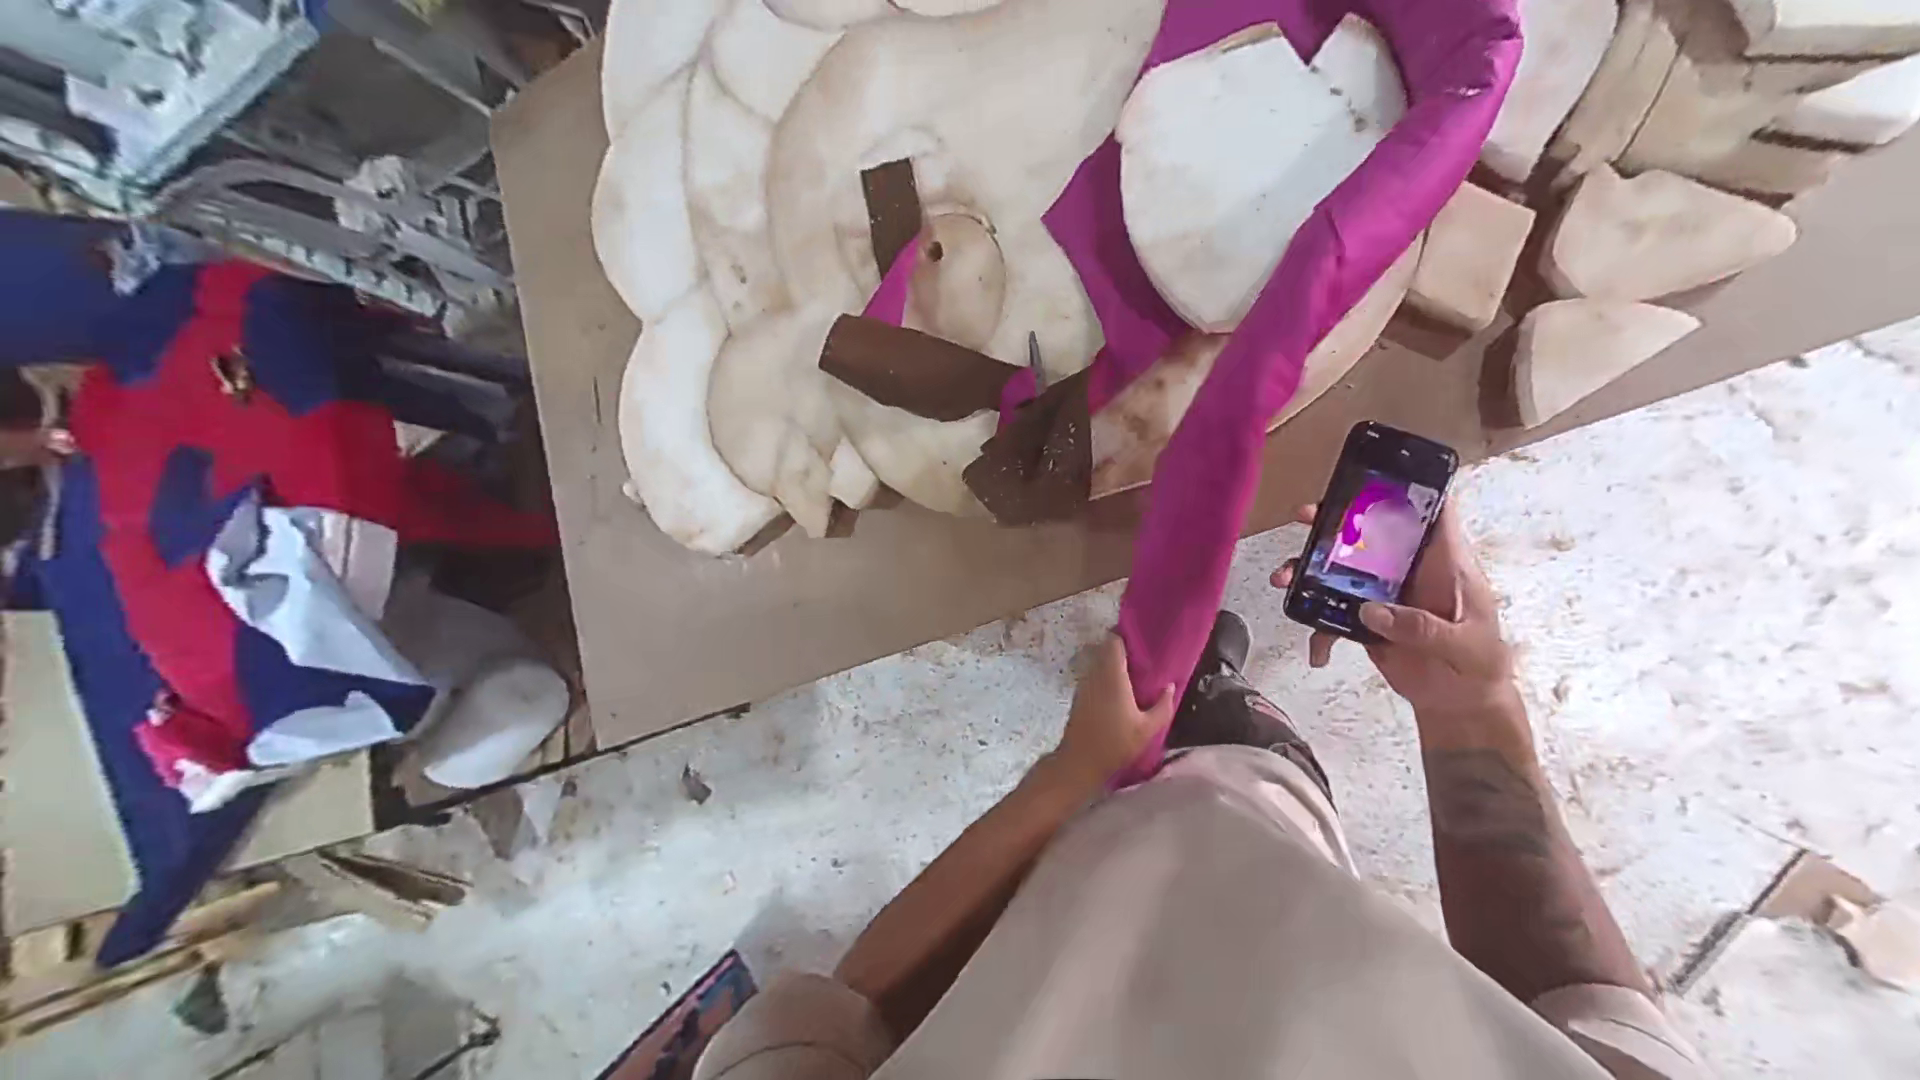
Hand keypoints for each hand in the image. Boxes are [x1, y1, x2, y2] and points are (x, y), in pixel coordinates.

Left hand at [1046, 635, 1176, 794]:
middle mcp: (1095, 674)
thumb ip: (1163, 706)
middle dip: (1122, 649)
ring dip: (1113, 662)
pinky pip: (1093, 675)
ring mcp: (1084, 684)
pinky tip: (1119, 689)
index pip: (1113, 641)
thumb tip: (1169, 686)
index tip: (1142, 641)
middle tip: (1142, 657)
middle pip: (1105, 649)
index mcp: (1112, 676)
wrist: (1080, 761)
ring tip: (1133, 672)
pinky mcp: (1079, 695)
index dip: (1125, 636)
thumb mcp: (1148, 729)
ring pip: (1098, 662)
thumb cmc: (1115, 744)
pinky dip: (1105, 675)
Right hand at [1271, 502, 1516, 725]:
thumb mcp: (1466, 647)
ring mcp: (1382, 594)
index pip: (1432, 513)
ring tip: (1283, 581)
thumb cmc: (1480, 668)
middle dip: (1333, 521)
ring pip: (1339, 569)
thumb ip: (1424, 628)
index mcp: (1443, 564)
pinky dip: (1317, 628)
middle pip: (1368, 533)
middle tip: (1305, 517)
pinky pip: (1331, 613)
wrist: (1459, 704)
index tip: (1371, 478)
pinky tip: (1317, 651)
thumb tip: (1371, 610)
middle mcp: (1408, 571)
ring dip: (1307, 571)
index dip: (1407, 489)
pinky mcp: (1363, 618)